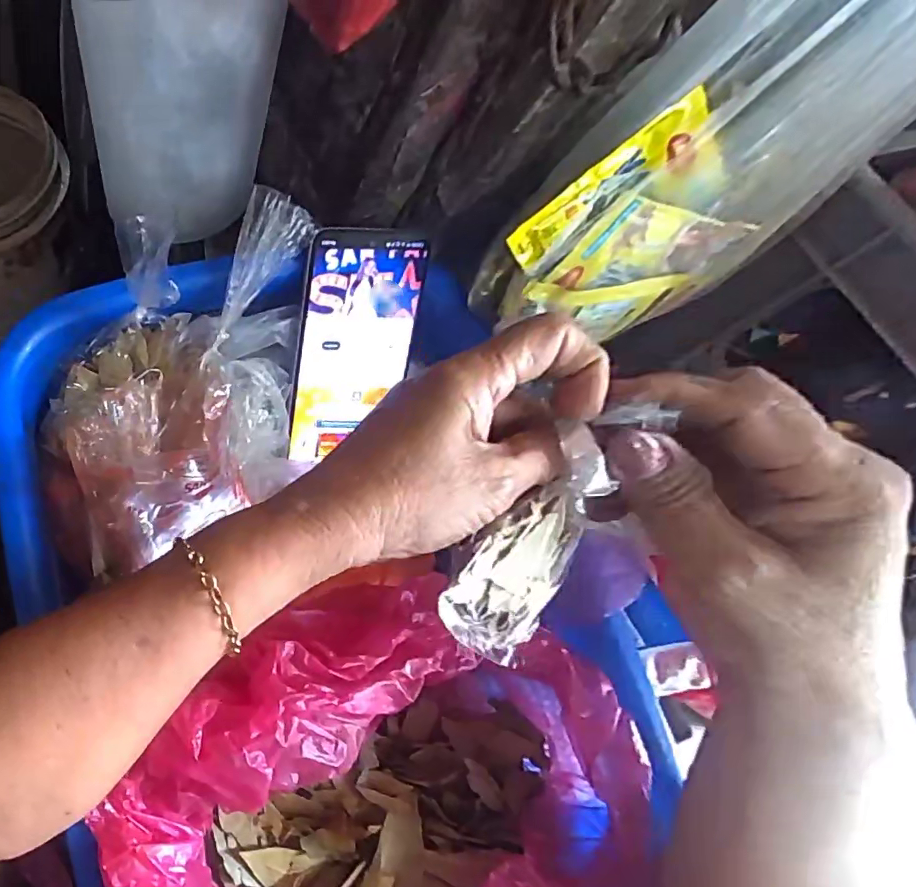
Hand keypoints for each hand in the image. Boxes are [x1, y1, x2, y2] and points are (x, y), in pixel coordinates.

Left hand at [277, 315, 609, 568]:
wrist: (329, 523)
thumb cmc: (411, 499)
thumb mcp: (495, 482)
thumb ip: (545, 453)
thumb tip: (560, 442)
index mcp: (467, 376)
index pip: (549, 334)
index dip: (586, 367)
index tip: (583, 420)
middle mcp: (440, 383)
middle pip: (518, 386)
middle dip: (545, 430)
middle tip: (544, 482)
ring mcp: (416, 410)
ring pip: (489, 418)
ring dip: (511, 454)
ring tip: (505, 502)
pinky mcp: (401, 437)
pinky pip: (458, 437)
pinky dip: (479, 463)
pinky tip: (474, 502)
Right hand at [602, 368, 912, 697]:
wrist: (802, 698)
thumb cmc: (773, 638)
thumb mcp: (721, 568)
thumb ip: (676, 498)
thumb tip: (626, 439)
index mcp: (840, 476)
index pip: (753, 407)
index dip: (674, 394)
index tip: (602, 400)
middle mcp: (825, 468)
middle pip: (737, 412)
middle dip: (660, 415)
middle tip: (591, 431)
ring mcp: (793, 488)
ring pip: (713, 440)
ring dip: (651, 448)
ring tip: (593, 466)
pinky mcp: (762, 509)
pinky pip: (703, 473)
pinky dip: (655, 477)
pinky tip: (613, 497)